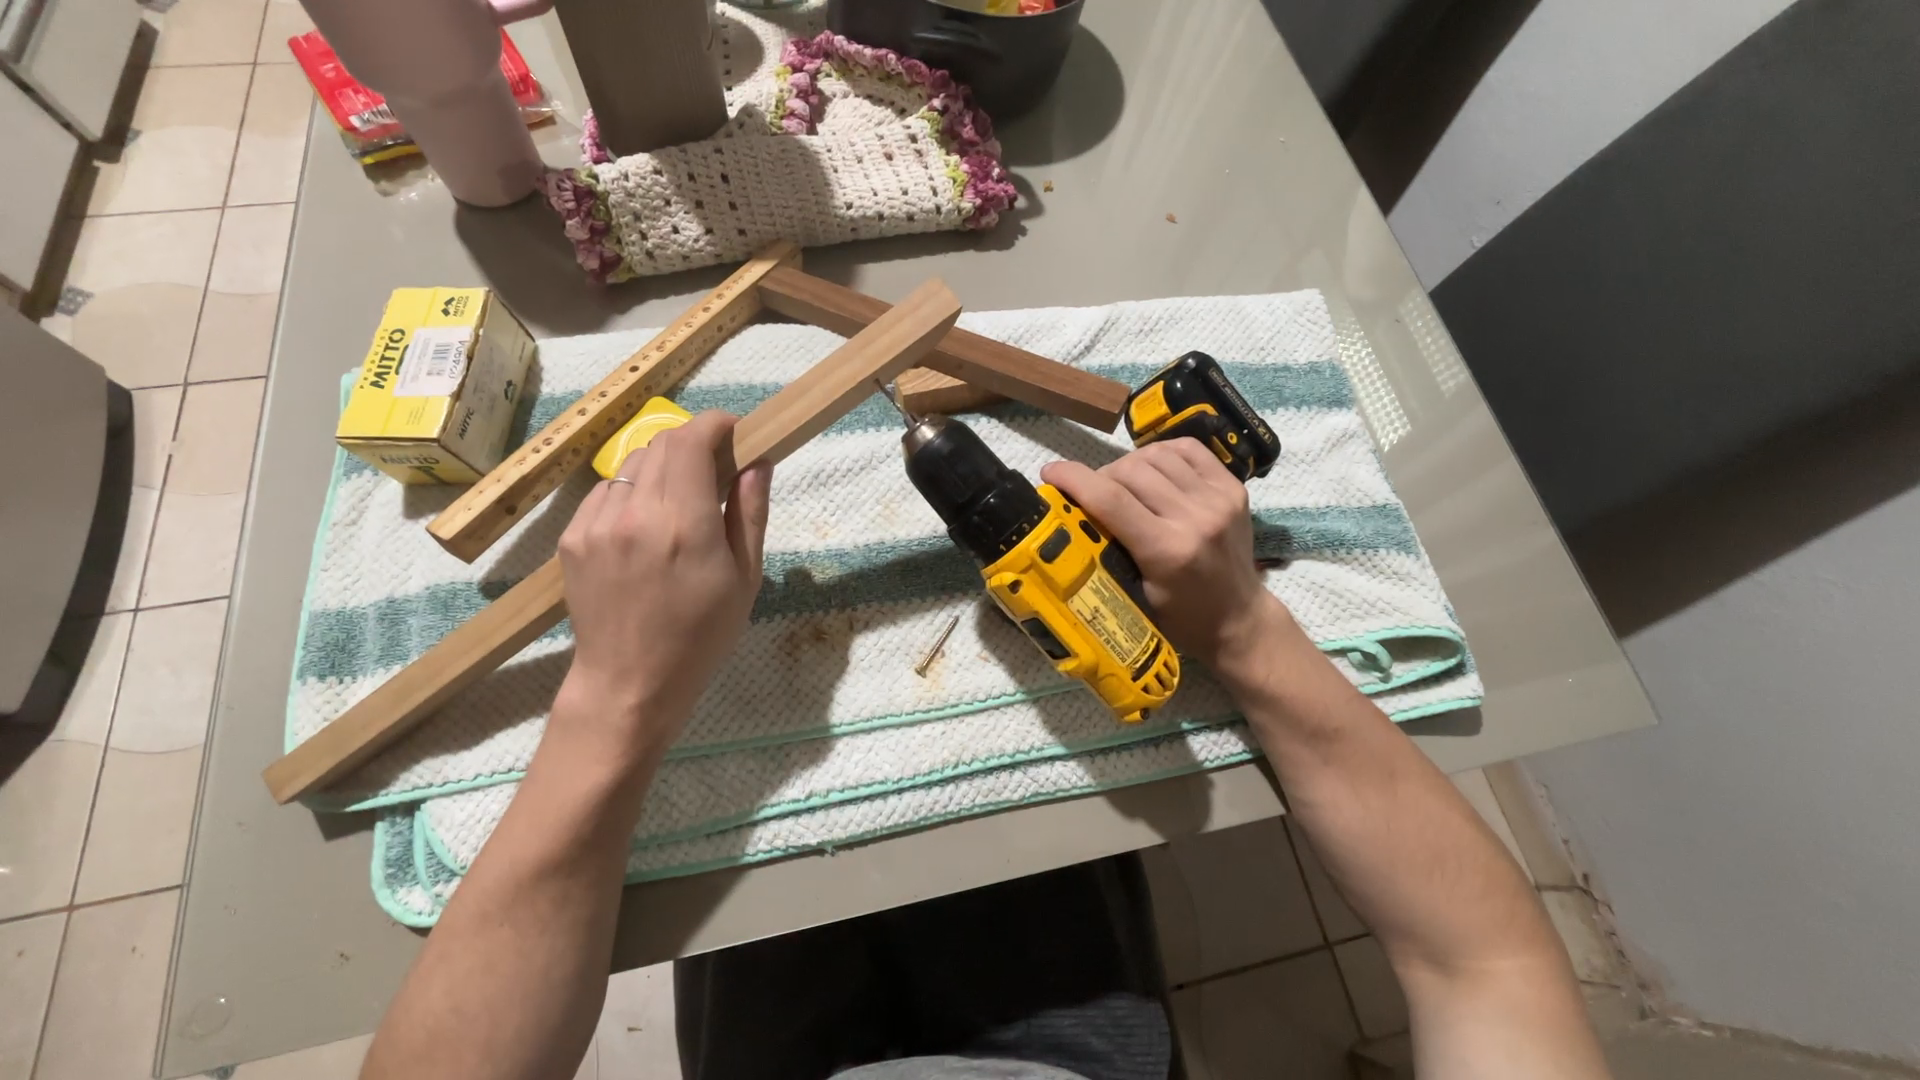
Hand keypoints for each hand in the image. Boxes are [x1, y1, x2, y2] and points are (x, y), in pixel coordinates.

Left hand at [555, 410, 771, 755]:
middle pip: (662, 442)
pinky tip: (645, 527)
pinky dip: (633, 493)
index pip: (692, 439)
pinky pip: (608, 492)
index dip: (716, 424)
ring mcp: (596, 523)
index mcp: (684, 524)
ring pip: (633, 464)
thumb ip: (750, 512)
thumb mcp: (745, 578)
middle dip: (694, 442)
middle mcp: (635, 513)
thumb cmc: (702, 635)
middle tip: (715, 468)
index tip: (735, 432)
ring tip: (679, 502)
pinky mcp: (572, 536)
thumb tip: (757, 461)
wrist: (630, 681)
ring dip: (663, 467)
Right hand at [1041, 439, 1289, 674]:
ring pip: (1157, 454)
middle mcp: (1195, 518)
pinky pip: (1188, 449)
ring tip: (1123, 485)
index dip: (1074, 479)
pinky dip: (1162, 454)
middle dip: (1100, 476)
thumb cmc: (1180, 618)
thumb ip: (1106, 551)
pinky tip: (1152, 472)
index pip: (1110, 499)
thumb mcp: (1133, 593)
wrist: (1239, 618)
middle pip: (1130, 471)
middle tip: (1092, 495)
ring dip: (1129, 464)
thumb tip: (1071, 514)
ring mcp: (1218, 500)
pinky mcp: (1233, 488)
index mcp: (1167, 551)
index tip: (1050, 473)